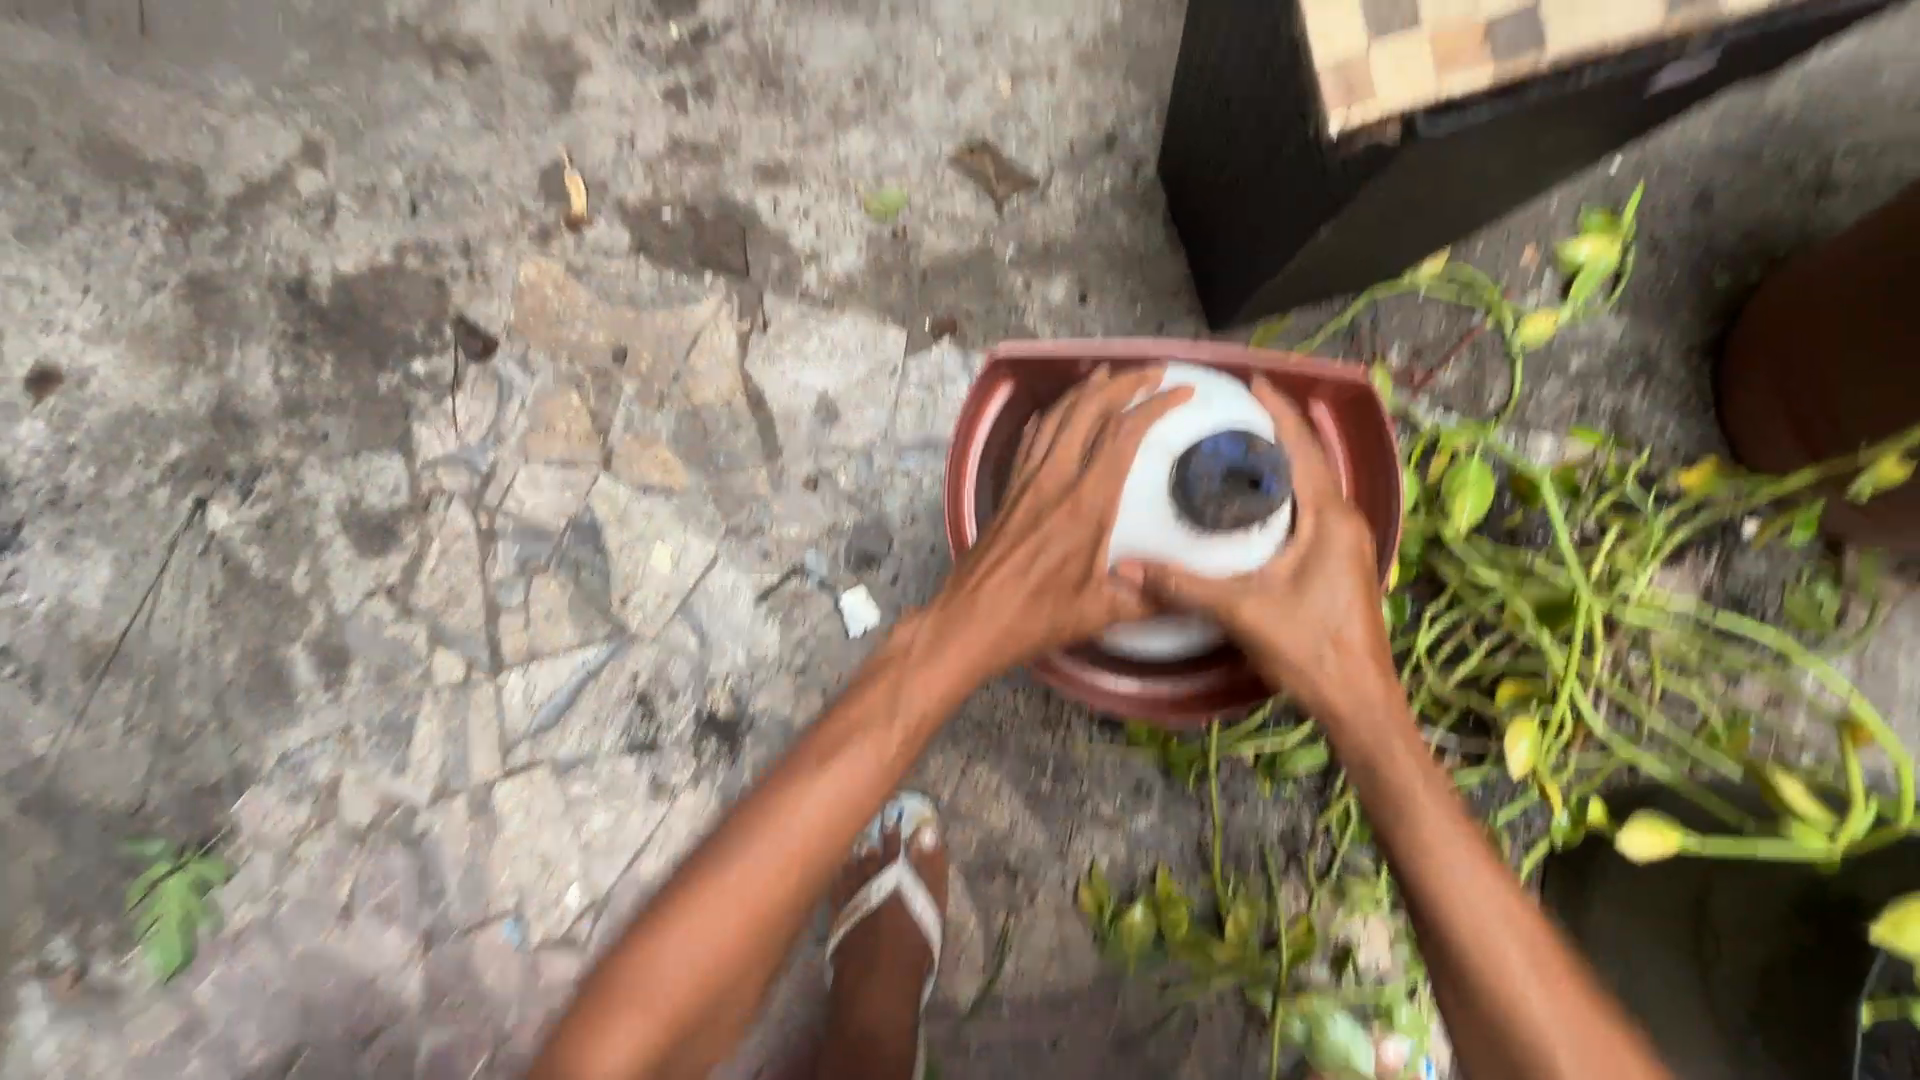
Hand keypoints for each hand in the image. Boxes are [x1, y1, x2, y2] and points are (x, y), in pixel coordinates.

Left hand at [933, 366, 1194, 673]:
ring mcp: (1026, 482)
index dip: (1154, 405)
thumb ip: (1148, 599)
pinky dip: (1050, 416)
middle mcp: (1054, 480)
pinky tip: (1057, 411)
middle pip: (1087, 411)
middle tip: (1151, 371)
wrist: (969, 621)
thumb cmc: (1036, 619)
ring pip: (1056, 418)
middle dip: (1122, 383)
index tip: (1181, 390)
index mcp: (1085, 504)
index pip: (1123, 436)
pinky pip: (1031, 439)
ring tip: (1109, 374)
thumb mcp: (1100, 614)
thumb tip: (1184, 593)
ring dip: (1084, 391)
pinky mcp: (1008, 491)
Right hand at [1123, 377, 1395, 724]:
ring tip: (1249, 440)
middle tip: (1240, 406)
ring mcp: (1347, 543)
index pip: (1302, 449)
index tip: (1252, 380)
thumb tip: (1128, 569)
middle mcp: (1344, 521)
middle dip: (1281, 427)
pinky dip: (1289, 488)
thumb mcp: (1241, 611)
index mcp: (1328, 518)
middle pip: (1312, 459)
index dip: (1278, 411)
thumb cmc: (1309, 648)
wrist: (1357, 699)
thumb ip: (1184, 586)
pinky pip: (1312, 508)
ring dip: (1287, 457)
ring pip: (1314, 484)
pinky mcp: (1340, 562)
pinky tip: (1264, 498)